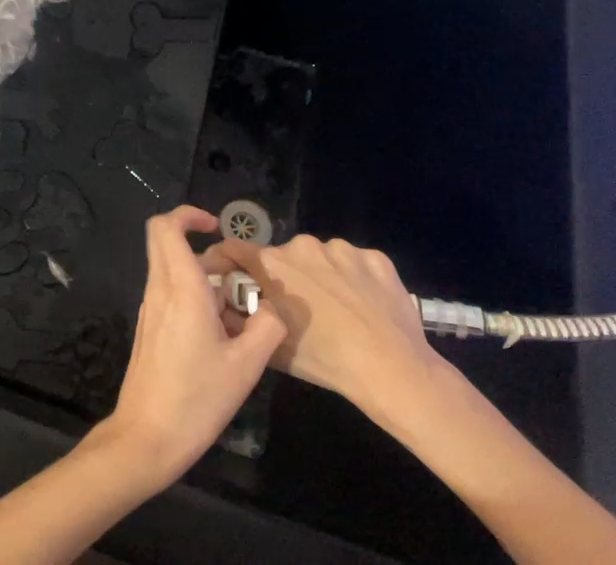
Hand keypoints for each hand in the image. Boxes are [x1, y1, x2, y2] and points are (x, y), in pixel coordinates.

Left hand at [100, 206, 286, 489]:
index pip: (166, 227)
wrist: (149, 434)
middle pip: (165, 242)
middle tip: (237, 271)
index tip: (218, 227)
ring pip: (172, 271)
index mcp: (179, 288)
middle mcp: (159, 290)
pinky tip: (225, 335)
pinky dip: (197, 299)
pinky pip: (172, 295)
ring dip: (205, 278)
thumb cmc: (198, 397)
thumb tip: (274, 306)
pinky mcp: (150, 328)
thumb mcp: (248, 365)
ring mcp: (150, 309)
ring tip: (242, 313)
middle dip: (202, 245)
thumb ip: (268, 326)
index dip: (188, 215)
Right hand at [205, 235, 441, 411]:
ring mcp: (343, 250)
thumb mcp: (269, 346)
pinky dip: (351, 278)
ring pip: (319, 258)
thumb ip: (236, 320)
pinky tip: (362, 305)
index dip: (226, 261)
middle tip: (293, 307)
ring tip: (334, 308)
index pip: (234, 248)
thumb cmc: (324, 359)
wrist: (394, 370)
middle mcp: (303, 245)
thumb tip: (221, 305)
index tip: (227, 276)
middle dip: (281, 276)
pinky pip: (353, 263)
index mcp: (272, 263)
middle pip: (281, 256)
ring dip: (318, 275)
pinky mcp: (376, 258)